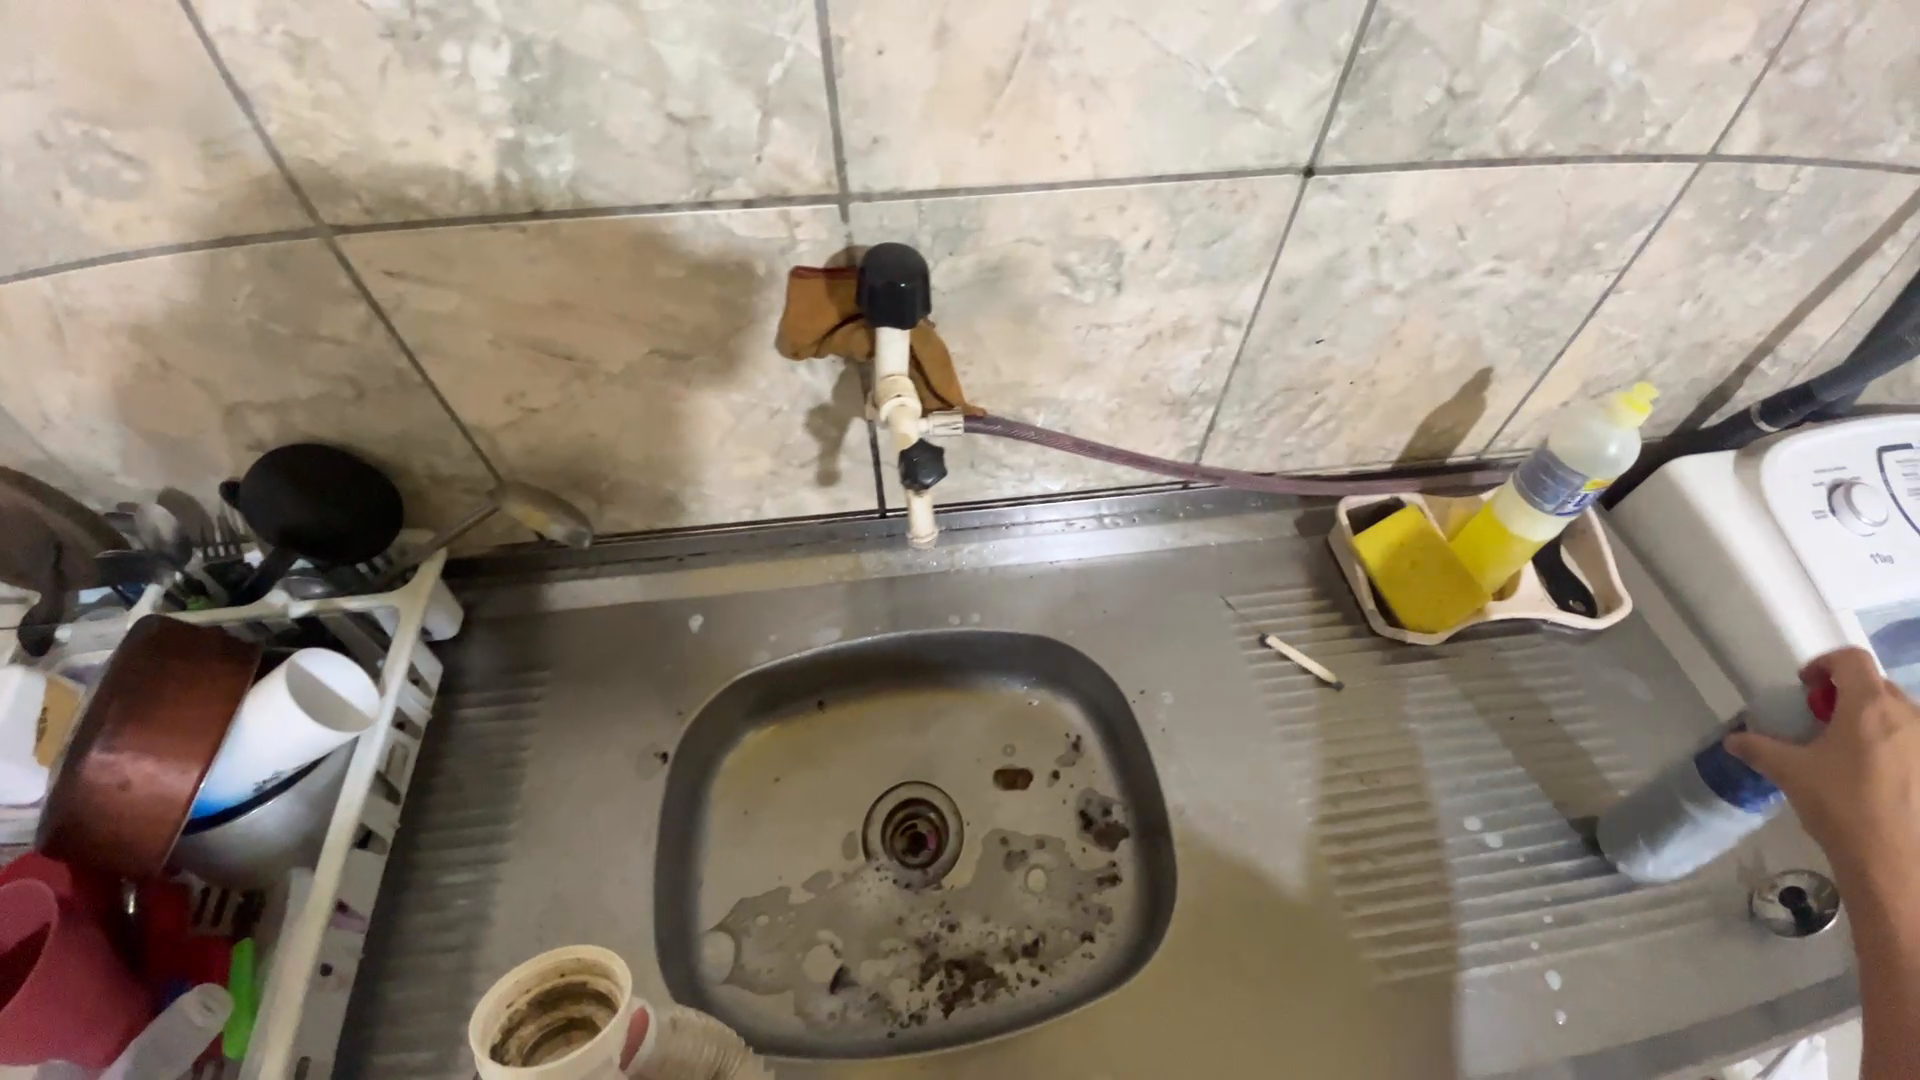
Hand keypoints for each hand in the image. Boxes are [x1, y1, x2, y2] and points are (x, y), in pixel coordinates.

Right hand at [1725, 648, 1919, 906]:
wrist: (1899, 859)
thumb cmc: (1840, 803)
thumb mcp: (1787, 771)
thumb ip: (1757, 747)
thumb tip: (1735, 740)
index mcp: (1871, 708)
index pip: (1851, 660)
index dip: (1823, 665)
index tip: (1805, 690)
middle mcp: (1912, 718)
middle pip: (1878, 686)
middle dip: (1846, 696)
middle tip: (1820, 723)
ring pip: (1901, 715)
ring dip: (1872, 722)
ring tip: (1847, 753)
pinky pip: (1913, 742)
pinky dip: (1893, 747)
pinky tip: (1874, 777)